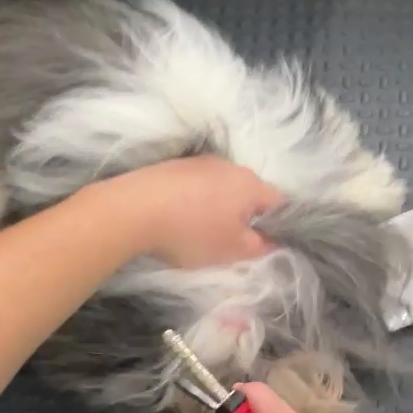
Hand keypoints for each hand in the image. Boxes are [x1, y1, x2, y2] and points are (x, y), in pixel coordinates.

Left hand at [85, 156, 281, 267]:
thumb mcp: (232, 250)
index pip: (279, 201)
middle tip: (233, 240)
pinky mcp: (174, 166)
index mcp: (251, 184)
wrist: (134, 209)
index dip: (278, 223)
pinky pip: (196, 185)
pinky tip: (181, 217)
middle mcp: (229, 166)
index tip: (263, 241)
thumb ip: (259, 247)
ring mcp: (199, 162)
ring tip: (203, 230)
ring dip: (218, 206)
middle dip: (245, 214)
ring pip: (221, 187)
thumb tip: (272, 241)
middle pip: (248, 192)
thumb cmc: (192, 232)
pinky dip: (195, 200)